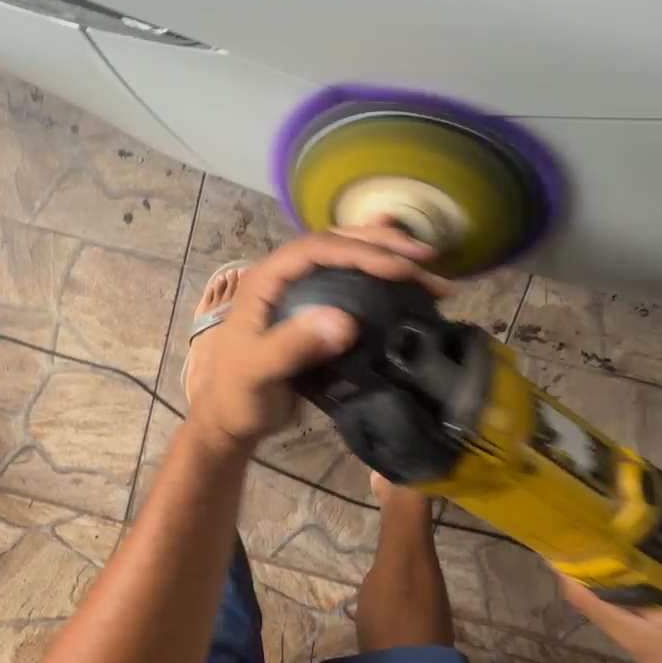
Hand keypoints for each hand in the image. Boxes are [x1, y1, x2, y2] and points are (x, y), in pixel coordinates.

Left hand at [187, 225, 445, 449]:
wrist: (233, 419)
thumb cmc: (239, 395)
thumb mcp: (258, 373)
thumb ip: (291, 346)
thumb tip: (344, 321)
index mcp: (265, 280)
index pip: (317, 250)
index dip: (360, 252)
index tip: (400, 269)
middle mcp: (284, 276)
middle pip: (335, 242)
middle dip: (382, 244)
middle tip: (426, 258)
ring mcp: (300, 290)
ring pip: (346, 256)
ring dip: (386, 255)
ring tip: (428, 266)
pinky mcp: (316, 308)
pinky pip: (350, 279)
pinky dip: (379, 274)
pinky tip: (405, 273)